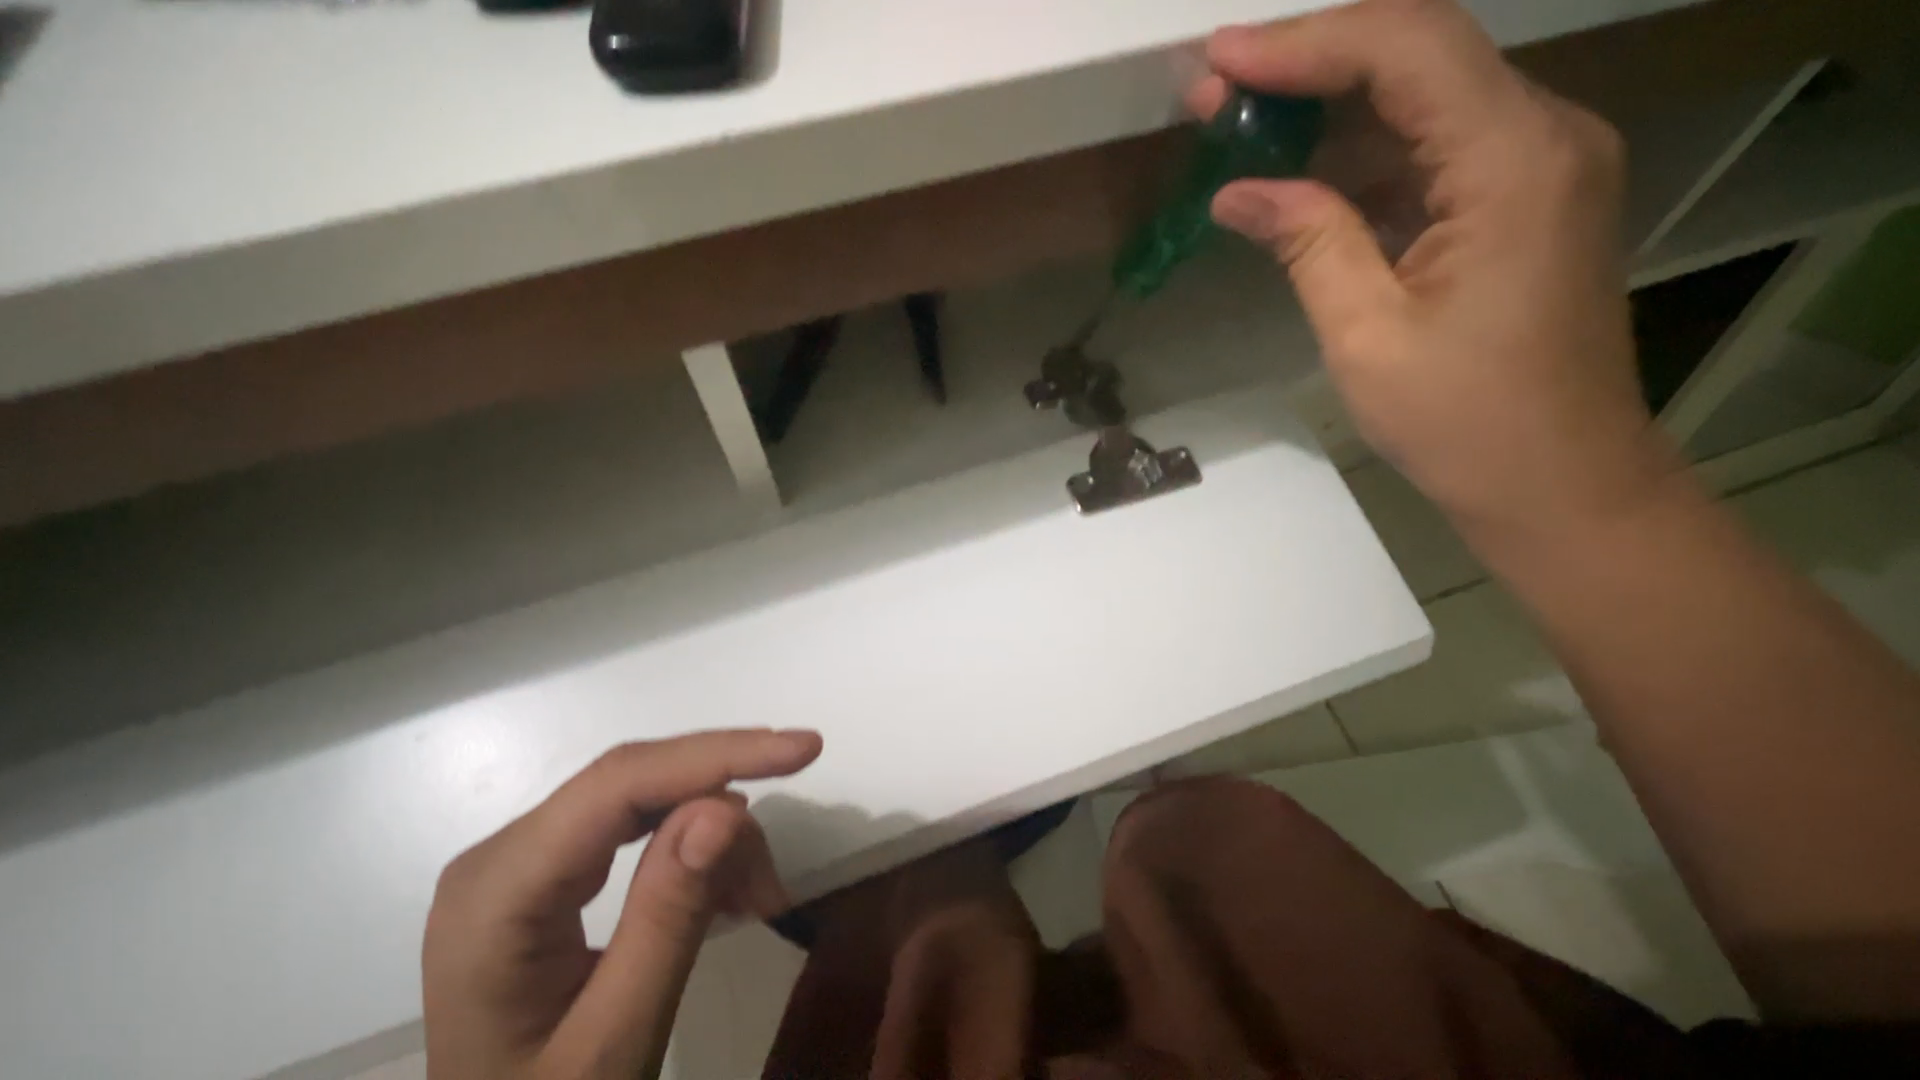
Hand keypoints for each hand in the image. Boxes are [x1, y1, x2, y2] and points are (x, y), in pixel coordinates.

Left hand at [422, 728, 822, 1079]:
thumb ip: (667, 920)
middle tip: (776, 882)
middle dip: (723, 811)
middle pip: (634, 786)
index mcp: (497, 890)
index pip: (618, 784)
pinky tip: (726, 898)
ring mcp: (520, 865)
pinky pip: (633, 836)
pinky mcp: (544, 881)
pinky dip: (691, 858)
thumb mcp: (612, 1042)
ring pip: (643, 805)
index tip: (805, 749)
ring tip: (757, 905)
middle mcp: (501, 855)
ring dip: (714, 841)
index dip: (717, 755)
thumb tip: (726, 808)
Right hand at [1198, 0, 1669, 537]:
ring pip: (1427, 94)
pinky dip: (1366, 151)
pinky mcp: (1528, 196)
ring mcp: (1544, 163)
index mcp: (1514, 163)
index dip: (1306, 42)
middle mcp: (1546, 137)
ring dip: (1332, 106)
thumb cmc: (1467, 423)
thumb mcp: (1368, 335)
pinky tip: (1302, 176)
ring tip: (1241, 129)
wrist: (1561, 480)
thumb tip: (1237, 189)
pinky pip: (1439, 144)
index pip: (1408, 49)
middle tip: (1216, 94)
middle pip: (1420, 53)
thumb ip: (1307, 242)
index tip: (1219, 62)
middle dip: (1312, 65)